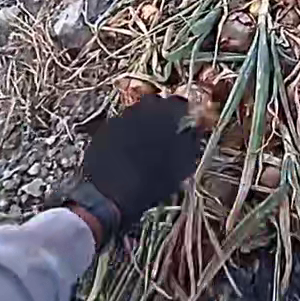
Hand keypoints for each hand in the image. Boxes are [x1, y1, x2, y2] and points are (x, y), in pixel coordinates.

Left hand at [64, 95, 201, 244]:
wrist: (107, 199)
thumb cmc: (151, 183)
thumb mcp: (181, 167)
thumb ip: (191, 142)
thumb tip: (197, 129)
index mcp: (162, 116)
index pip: (178, 102)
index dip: (184, 110)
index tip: (187, 120)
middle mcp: (139, 111)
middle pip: (154, 102)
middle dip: (162, 112)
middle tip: (167, 128)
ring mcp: (118, 120)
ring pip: (135, 112)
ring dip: (144, 121)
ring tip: (148, 140)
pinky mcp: (102, 132)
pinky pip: (120, 124)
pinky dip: (127, 132)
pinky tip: (129, 149)